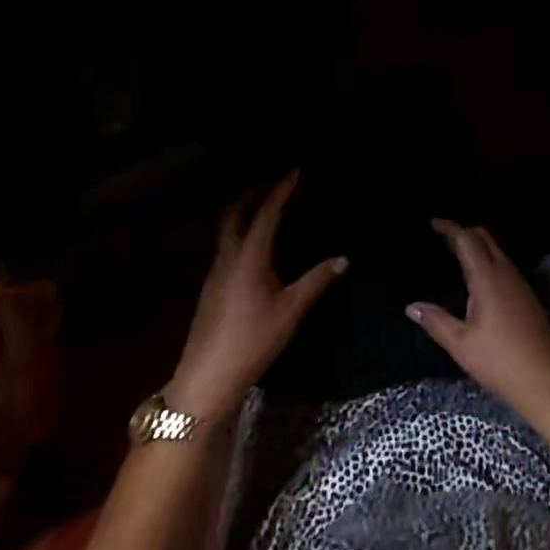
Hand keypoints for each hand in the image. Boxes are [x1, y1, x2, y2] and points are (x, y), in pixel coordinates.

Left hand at [165, 170, 346, 420]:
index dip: (282, 189)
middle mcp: (228, 257)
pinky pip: (226, 246)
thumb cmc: (253, 340)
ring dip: (245, 211)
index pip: (267, 212)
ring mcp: (215, 273)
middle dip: (254, 193)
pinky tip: (255, 246)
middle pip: (236, 213)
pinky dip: (241, 232)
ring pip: (227, 229)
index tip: (296, 170)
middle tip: (275, 182)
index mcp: (249, 256)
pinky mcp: (211, 288)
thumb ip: (316, 281)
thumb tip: (342, 259)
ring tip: (266, 207)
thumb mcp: (291, 310)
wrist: (207, 379)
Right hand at [407, 219, 549, 413]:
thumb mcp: (461, 345)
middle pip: (485, 237)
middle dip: (464, 231)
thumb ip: (436, 321)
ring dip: (477, 245)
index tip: (433, 223)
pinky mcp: (527, 295)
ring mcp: (520, 282)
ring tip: (455, 254)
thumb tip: (412, 307)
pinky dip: (487, 259)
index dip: (450, 228)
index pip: (467, 239)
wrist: (547, 379)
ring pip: (497, 250)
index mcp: (487, 277)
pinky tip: (478, 279)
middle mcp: (505, 272)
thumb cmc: (500, 361)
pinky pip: (504, 264)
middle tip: (442, 237)